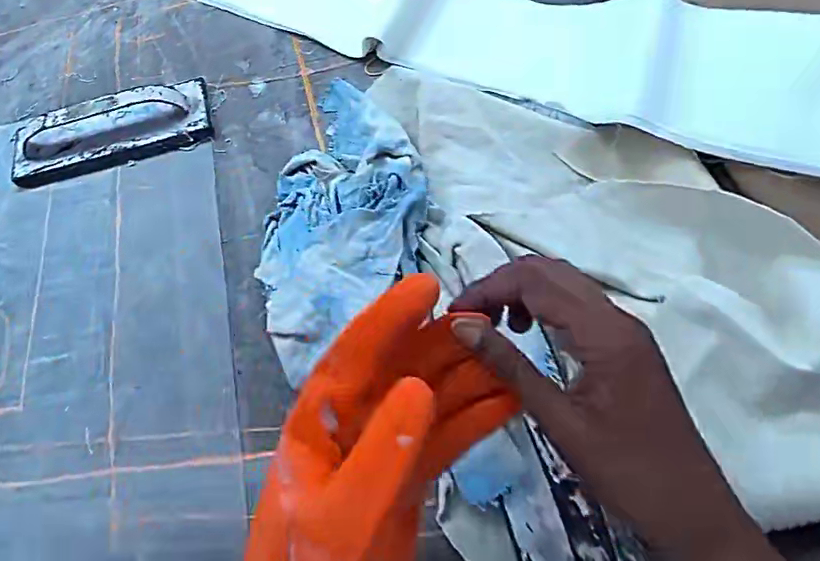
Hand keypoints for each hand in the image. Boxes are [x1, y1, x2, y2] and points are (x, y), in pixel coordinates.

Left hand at [248, 274, 519, 560]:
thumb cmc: (311, 558)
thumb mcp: (344, 511)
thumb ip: (381, 452)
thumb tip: (418, 386)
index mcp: (321, 413)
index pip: (356, 352)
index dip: (389, 315)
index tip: (425, 286)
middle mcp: (349, 418)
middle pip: (397, 367)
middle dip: (439, 341)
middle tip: (485, 320)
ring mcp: (378, 445)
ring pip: (425, 398)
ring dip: (463, 376)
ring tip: (507, 356)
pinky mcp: (403, 477)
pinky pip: (442, 438)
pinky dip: (473, 420)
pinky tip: (508, 403)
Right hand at [450, 256, 779, 560]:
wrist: (700, 522)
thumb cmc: (630, 474)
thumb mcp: (561, 422)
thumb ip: (510, 366)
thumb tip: (461, 324)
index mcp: (606, 334)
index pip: (534, 282)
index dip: (488, 288)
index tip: (457, 313)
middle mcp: (619, 321)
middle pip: (548, 271)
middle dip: (501, 283)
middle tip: (470, 314)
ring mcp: (627, 331)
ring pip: (562, 282)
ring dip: (521, 290)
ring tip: (493, 322)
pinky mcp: (627, 346)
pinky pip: (576, 303)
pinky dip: (541, 304)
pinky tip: (526, 331)